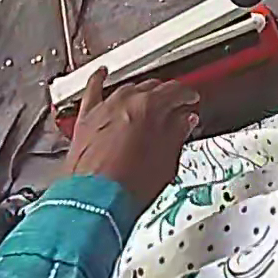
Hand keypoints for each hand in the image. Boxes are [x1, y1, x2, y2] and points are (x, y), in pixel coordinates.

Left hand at [66, 68, 200, 208]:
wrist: (93, 204)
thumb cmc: (128, 186)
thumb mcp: (167, 159)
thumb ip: (178, 132)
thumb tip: (184, 121)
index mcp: (151, 106)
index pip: (176, 91)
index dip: (188, 95)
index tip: (191, 100)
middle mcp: (126, 101)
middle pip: (152, 87)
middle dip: (166, 95)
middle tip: (175, 106)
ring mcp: (104, 108)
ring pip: (127, 89)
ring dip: (140, 93)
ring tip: (149, 101)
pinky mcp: (86, 119)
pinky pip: (92, 91)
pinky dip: (98, 80)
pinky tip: (101, 73)